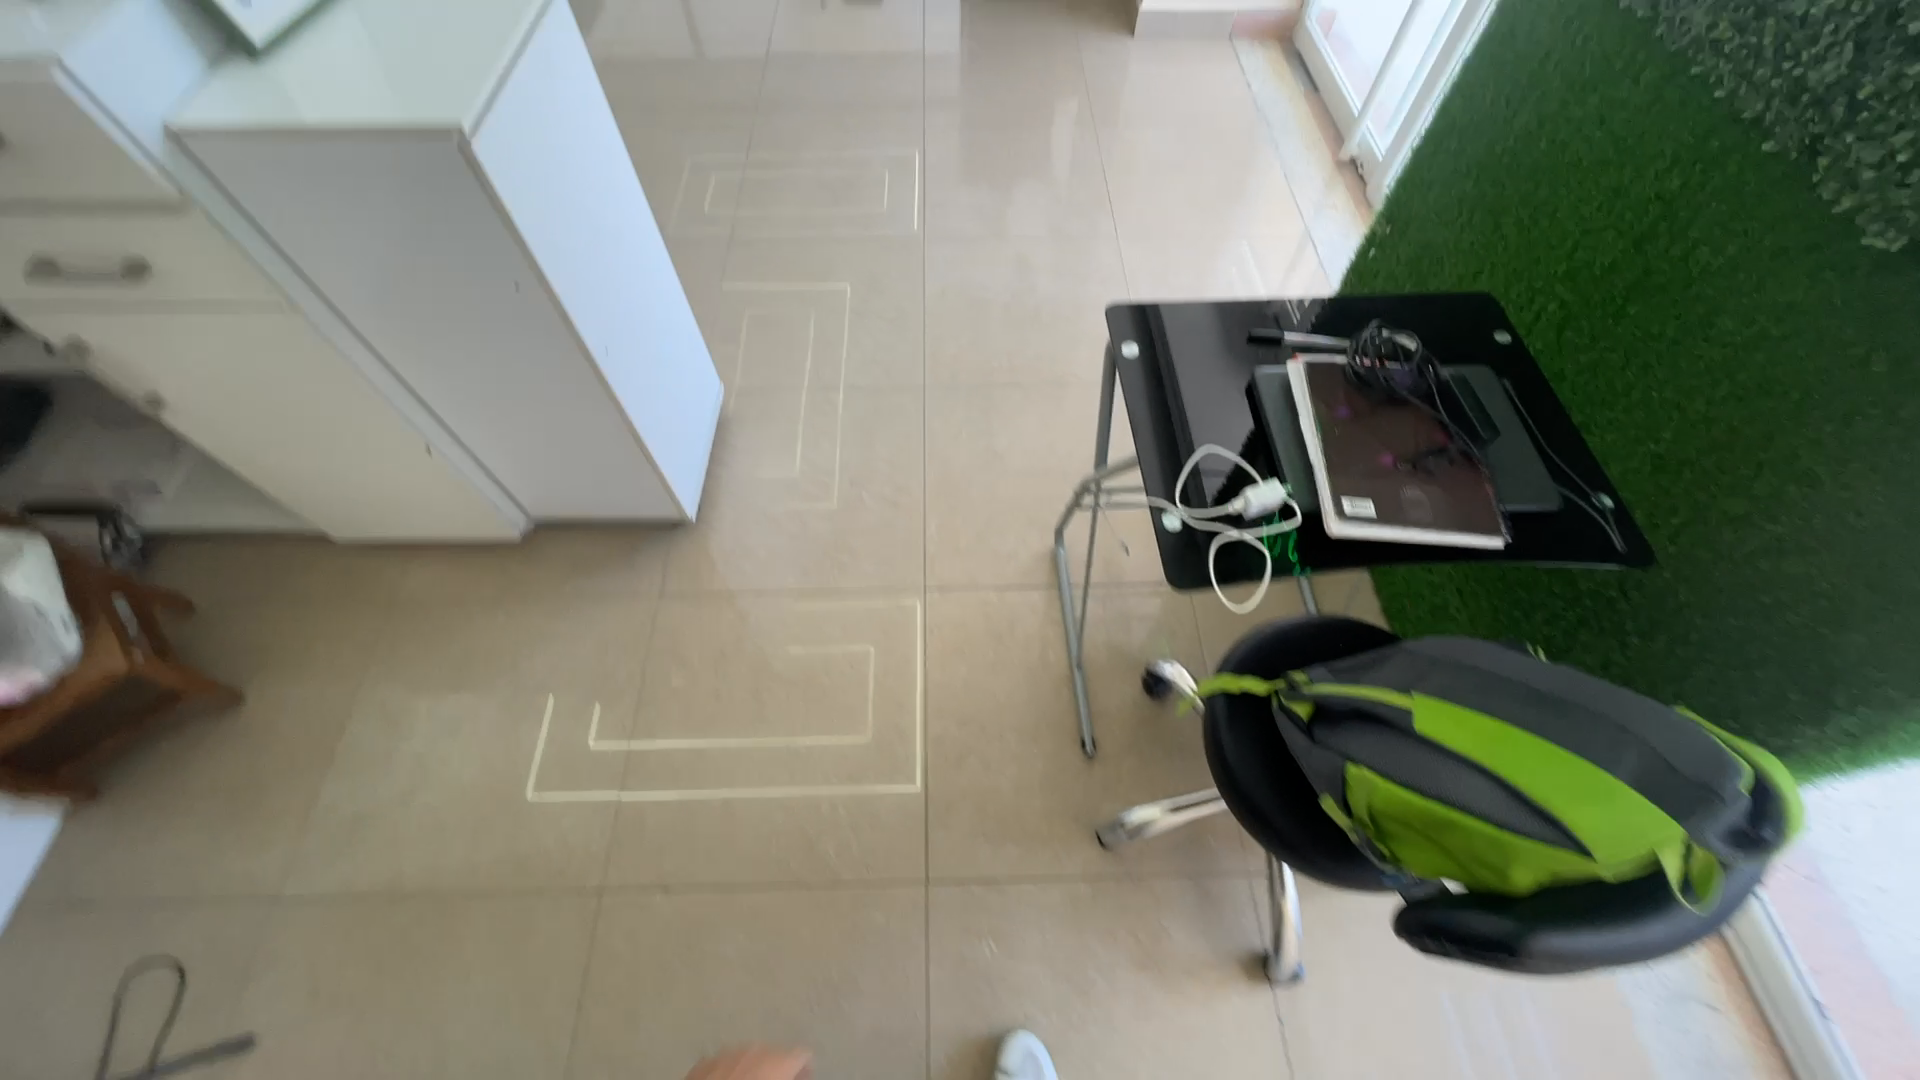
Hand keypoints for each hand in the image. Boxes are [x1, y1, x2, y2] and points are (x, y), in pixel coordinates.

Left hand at [683, 1045, 813, 1079]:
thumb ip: (792, 1076)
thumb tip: (800, 1075)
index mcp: (778, 1057)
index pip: (804, 1054)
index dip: (804, 1069)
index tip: (802, 1078)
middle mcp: (756, 1046)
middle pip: (775, 1052)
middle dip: (776, 1068)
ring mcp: (728, 1050)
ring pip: (749, 1055)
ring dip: (752, 1068)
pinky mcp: (704, 1060)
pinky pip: (725, 1063)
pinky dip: (729, 1072)